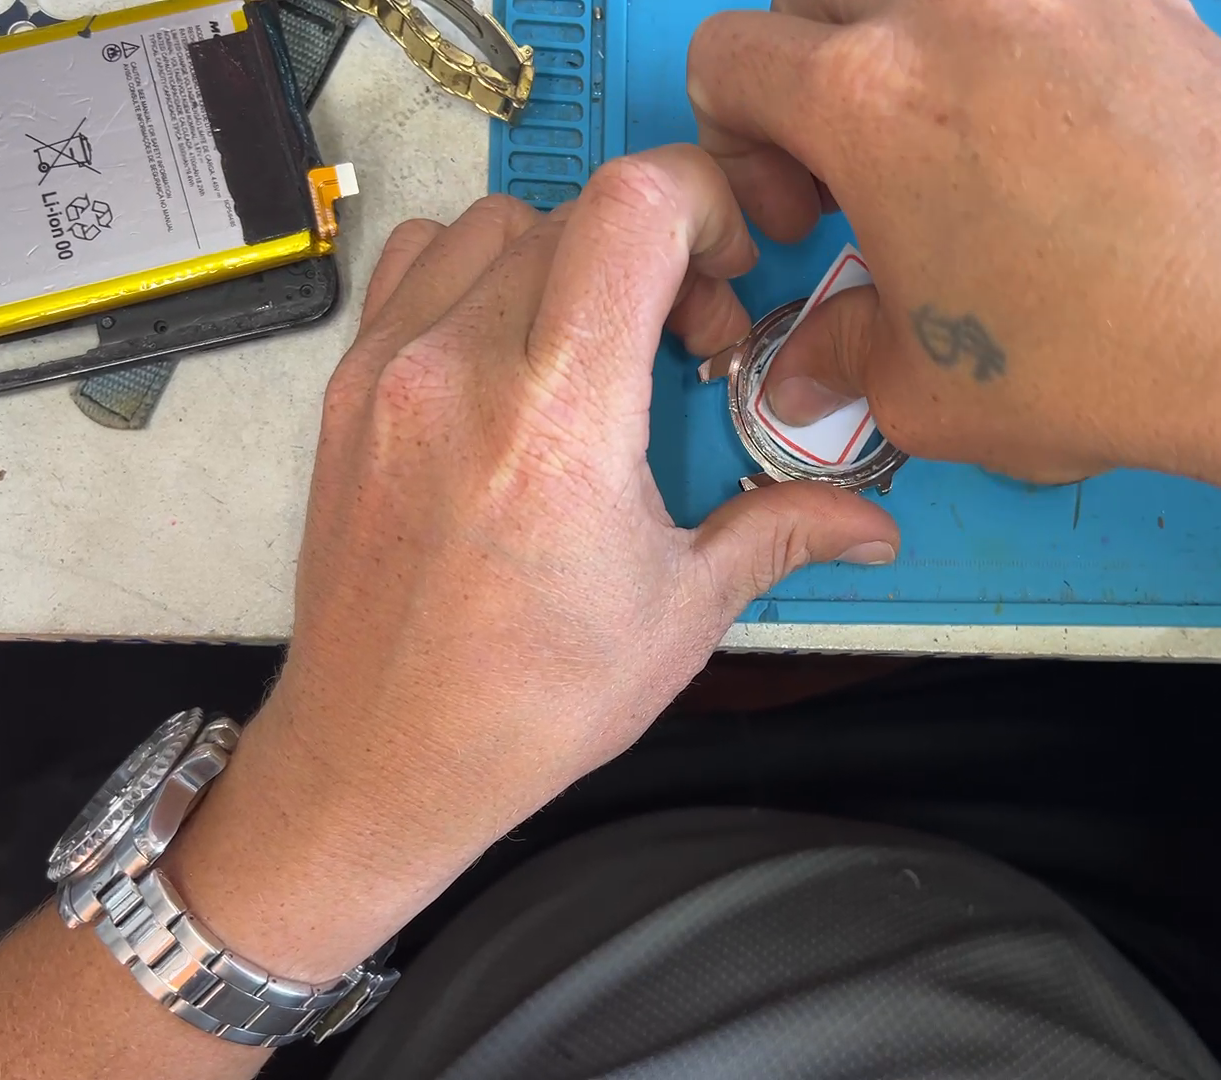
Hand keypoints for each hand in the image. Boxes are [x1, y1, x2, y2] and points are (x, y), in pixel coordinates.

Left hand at [167, 147, 897, 978]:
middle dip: (663, 256)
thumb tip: (872, 524)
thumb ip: (782, 533)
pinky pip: (424, 263)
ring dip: (578, 261)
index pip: (633, 209)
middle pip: (581, 214)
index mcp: (560, 423)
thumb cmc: (532, 702)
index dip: (705, 201)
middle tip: (690, 347)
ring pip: (501, 224)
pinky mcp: (348, 390)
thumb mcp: (681, 614)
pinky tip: (521, 352)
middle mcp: (459, 370)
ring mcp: (388, 371)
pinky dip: (492, 273)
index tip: (731, 275)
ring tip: (607, 347)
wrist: (383, 761)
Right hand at [689, 0, 1220, 484]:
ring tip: (938, 146)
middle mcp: (948, 2)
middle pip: (805, 0)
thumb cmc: (1081, 366)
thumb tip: (795, 375)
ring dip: (886, 51)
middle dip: (798, 89)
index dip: (737, 144)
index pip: (726, 56)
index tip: (800, 214)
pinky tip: (1030, 128)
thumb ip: (831, 360)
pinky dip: (985, 42)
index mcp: (865, 96)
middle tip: (856, 180)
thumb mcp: (917, 391)